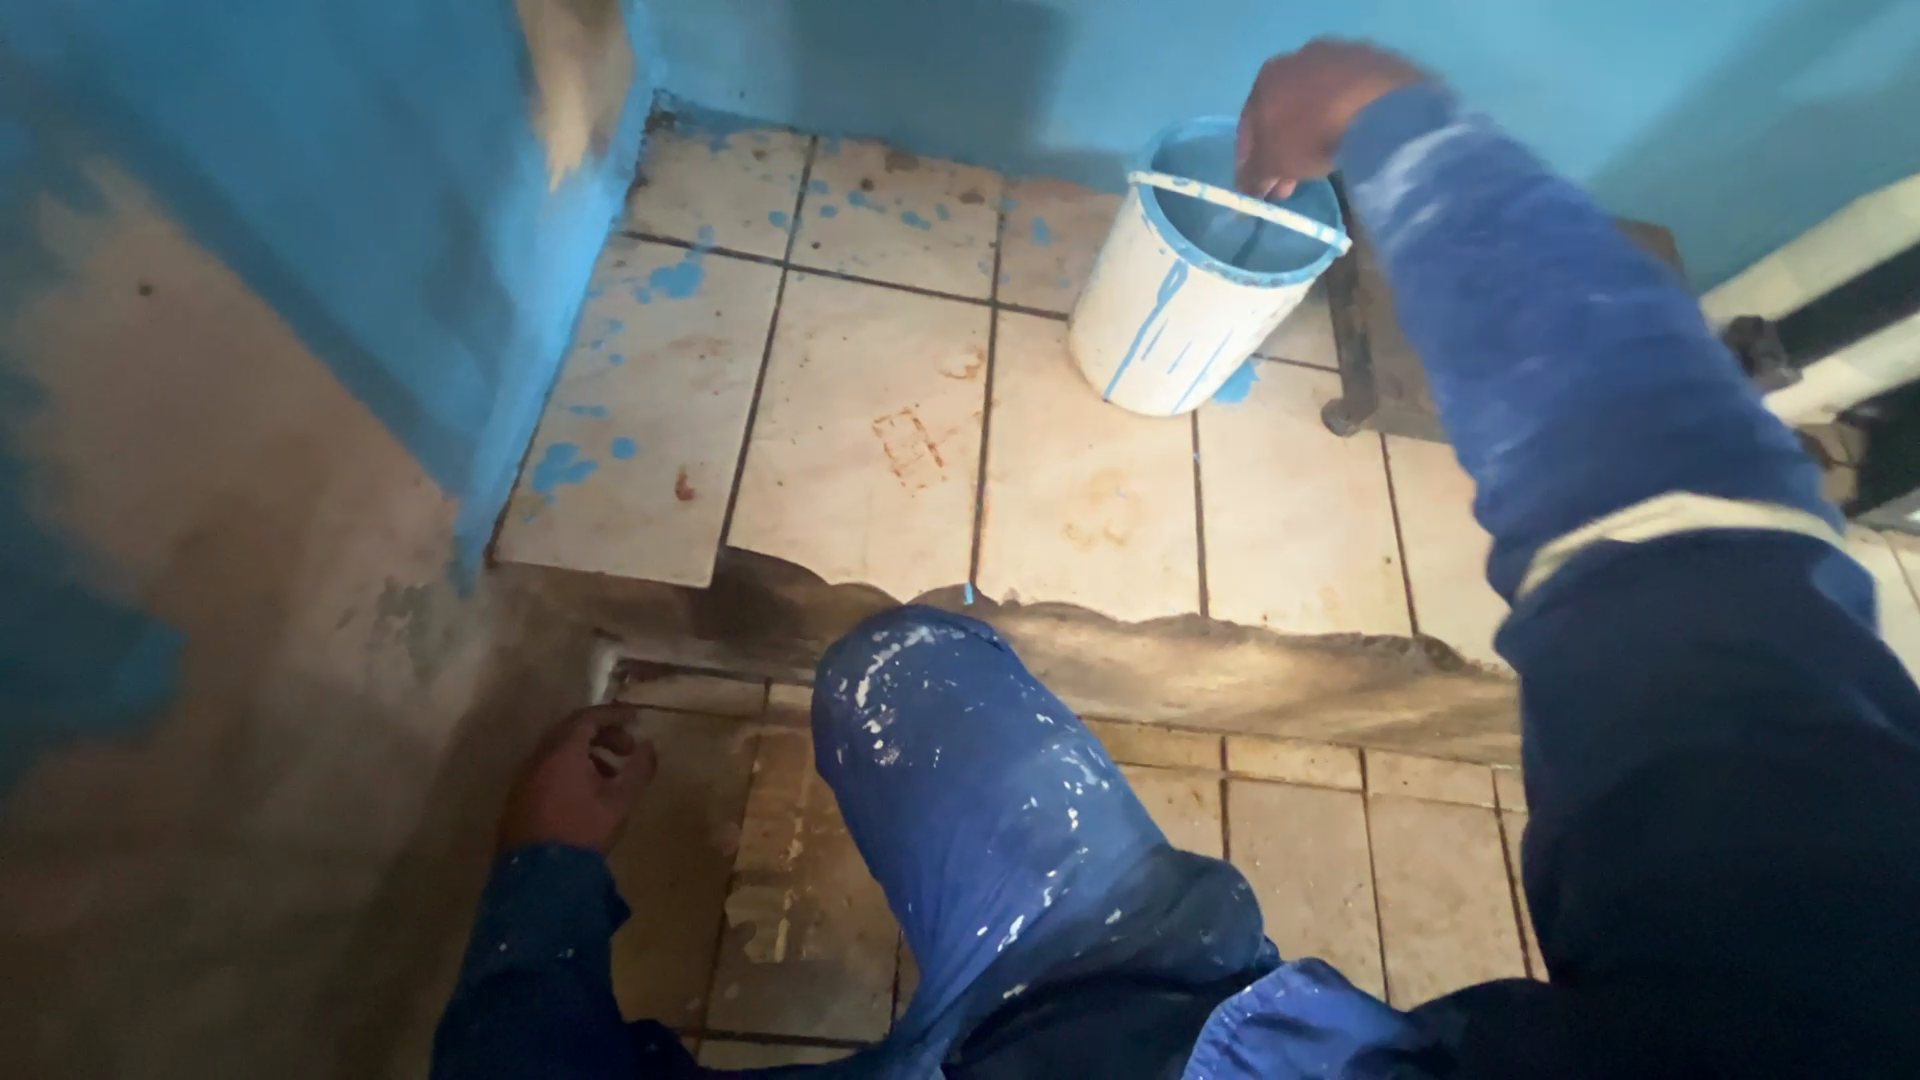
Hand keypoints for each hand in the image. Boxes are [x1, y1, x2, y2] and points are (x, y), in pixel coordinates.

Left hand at [497, 704, 656, 855]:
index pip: (588, 718)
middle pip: (571, 731)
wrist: (539, 879)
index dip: (614, 714)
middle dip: (603, 734)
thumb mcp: (622, 801)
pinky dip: (570, 769)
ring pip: (557, 752)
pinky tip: (588, 792)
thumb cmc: (584, 832)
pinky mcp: (518, 800)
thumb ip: (640, 769)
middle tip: (627, 749)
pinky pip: (547, 769)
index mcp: (562, 753)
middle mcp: (538, 760)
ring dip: (587, 754)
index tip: (636, 718)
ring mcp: (523, 780)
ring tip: (611, 775)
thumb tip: (649, 746)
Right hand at [1236, 39, 1428, 197]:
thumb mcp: (1269, 166)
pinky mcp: (1374, 61)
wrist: (1377, 108)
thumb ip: (1252, 177)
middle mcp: (1300, 57)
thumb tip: (1248, 188)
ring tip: (1316, 167)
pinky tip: (1344, 143)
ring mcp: (1340, 55)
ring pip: (1315, 105)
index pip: (1248, 125)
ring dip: (1310, 136)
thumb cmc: (1307, 136)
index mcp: (1267, 77)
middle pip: (1283, 113)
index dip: (1249, 160)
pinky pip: (1345, 99)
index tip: (1257, 184)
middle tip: (1285, 182)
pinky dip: (1339, 120)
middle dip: (1281, 151)